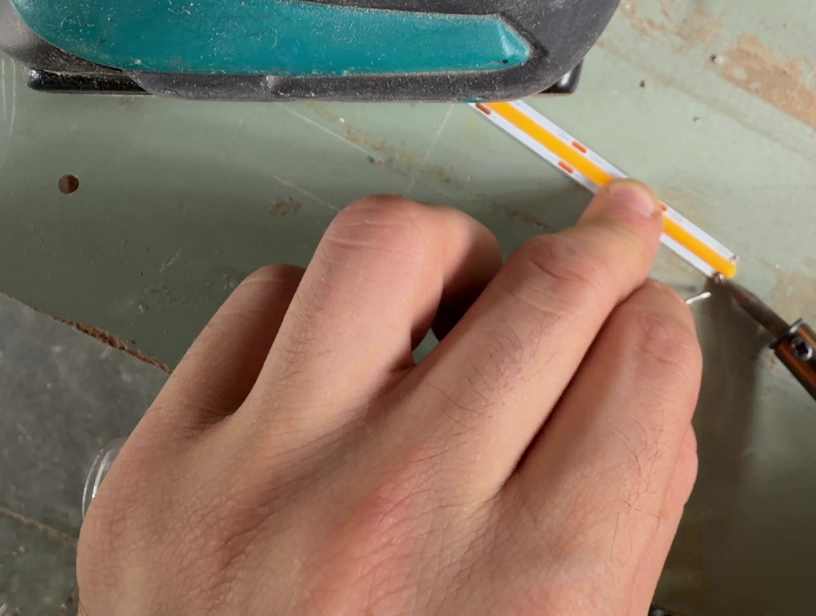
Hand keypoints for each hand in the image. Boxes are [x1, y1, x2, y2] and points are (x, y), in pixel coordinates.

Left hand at [77, 180, 701, 614]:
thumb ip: (633, 504)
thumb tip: (640, 355)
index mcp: (531, 595)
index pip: (645, 363)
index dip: (659, 318)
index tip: (645, 309)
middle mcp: (395, 525)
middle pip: (546, 288)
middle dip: (601, 247)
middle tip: (606, 236)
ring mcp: (258, 489)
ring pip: (388, 243)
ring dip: (453, 244)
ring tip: (463, 285)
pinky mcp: (156, 474)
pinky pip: (262, 298)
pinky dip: (324, 304)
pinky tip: (347, 357)